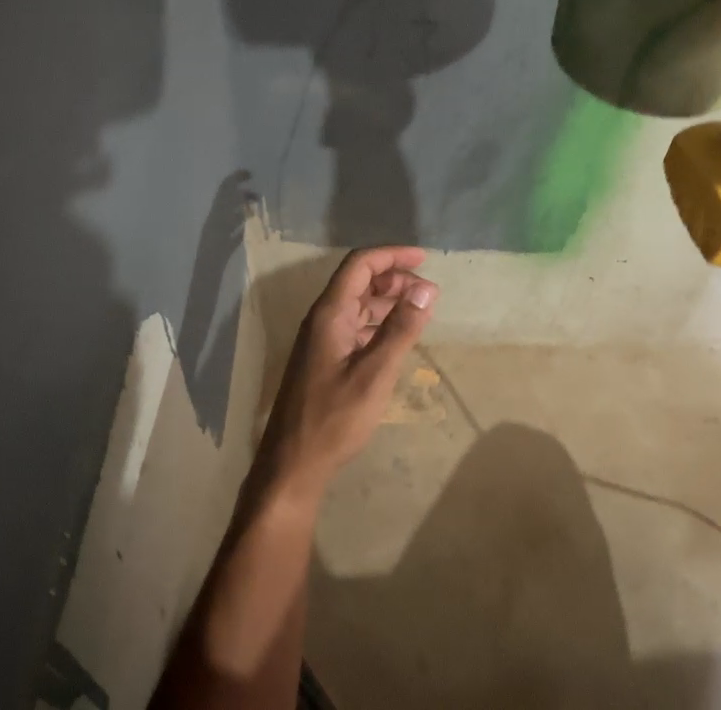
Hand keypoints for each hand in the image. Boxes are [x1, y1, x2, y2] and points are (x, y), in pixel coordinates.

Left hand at [253, 247, 438, 505]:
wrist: (292, 464)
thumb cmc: (334, 419)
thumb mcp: (375, 373)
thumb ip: (401, 329)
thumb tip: (426, 288)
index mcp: (329, 314)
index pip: (359, 265)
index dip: (392, 256)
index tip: (425, 259)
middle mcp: (321, 320)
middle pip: (357, 281)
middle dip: (393, 277)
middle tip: (427, 292)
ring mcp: (320, 340)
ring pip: (356, 304)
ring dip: (387, 300)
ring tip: (419, 311)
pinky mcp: (323, 360)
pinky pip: (353, 326)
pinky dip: (378, 322)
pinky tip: (396, 338)